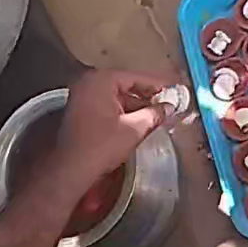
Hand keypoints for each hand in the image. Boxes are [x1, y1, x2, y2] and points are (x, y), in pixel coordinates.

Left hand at [41, 69, 172, 200]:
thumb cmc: (101, 146)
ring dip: (137, 105)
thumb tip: (169, 107)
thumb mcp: (134, 129)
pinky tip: (141, 121)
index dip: (159, 84)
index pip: (137, 77)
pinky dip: (124, 111)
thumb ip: (154, 114)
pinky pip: (108, 105)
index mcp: (101, 80)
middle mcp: (89, 83)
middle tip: (170, 101)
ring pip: (117, 96)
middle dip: (148, 95)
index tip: (176, 88)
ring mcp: (83, 96)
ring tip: (159, 114)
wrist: (71, 169)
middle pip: (126, 84)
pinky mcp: (81, 110)